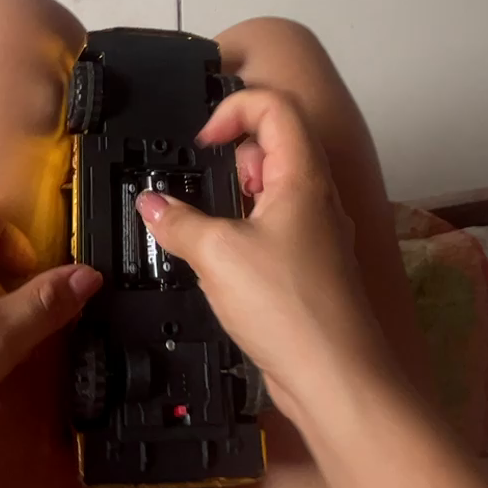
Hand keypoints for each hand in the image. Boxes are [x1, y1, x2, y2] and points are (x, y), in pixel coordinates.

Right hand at [136, 89, 401, 421]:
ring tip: (211, 230)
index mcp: (303, 176)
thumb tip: (150, 205)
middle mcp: (315, 196)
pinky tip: (222, 260)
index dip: (233, 110)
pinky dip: (244, 229)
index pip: (275, 106)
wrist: (337, 380)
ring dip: (236, 198)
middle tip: (207, 192)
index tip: (204, 143)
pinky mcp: (308, 264)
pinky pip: (273, 225)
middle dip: (231, 159)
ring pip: (272, 187)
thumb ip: (178, 222)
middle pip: (275, 142)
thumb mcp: (216, 255)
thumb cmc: (290, 308)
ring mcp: (315, 231)